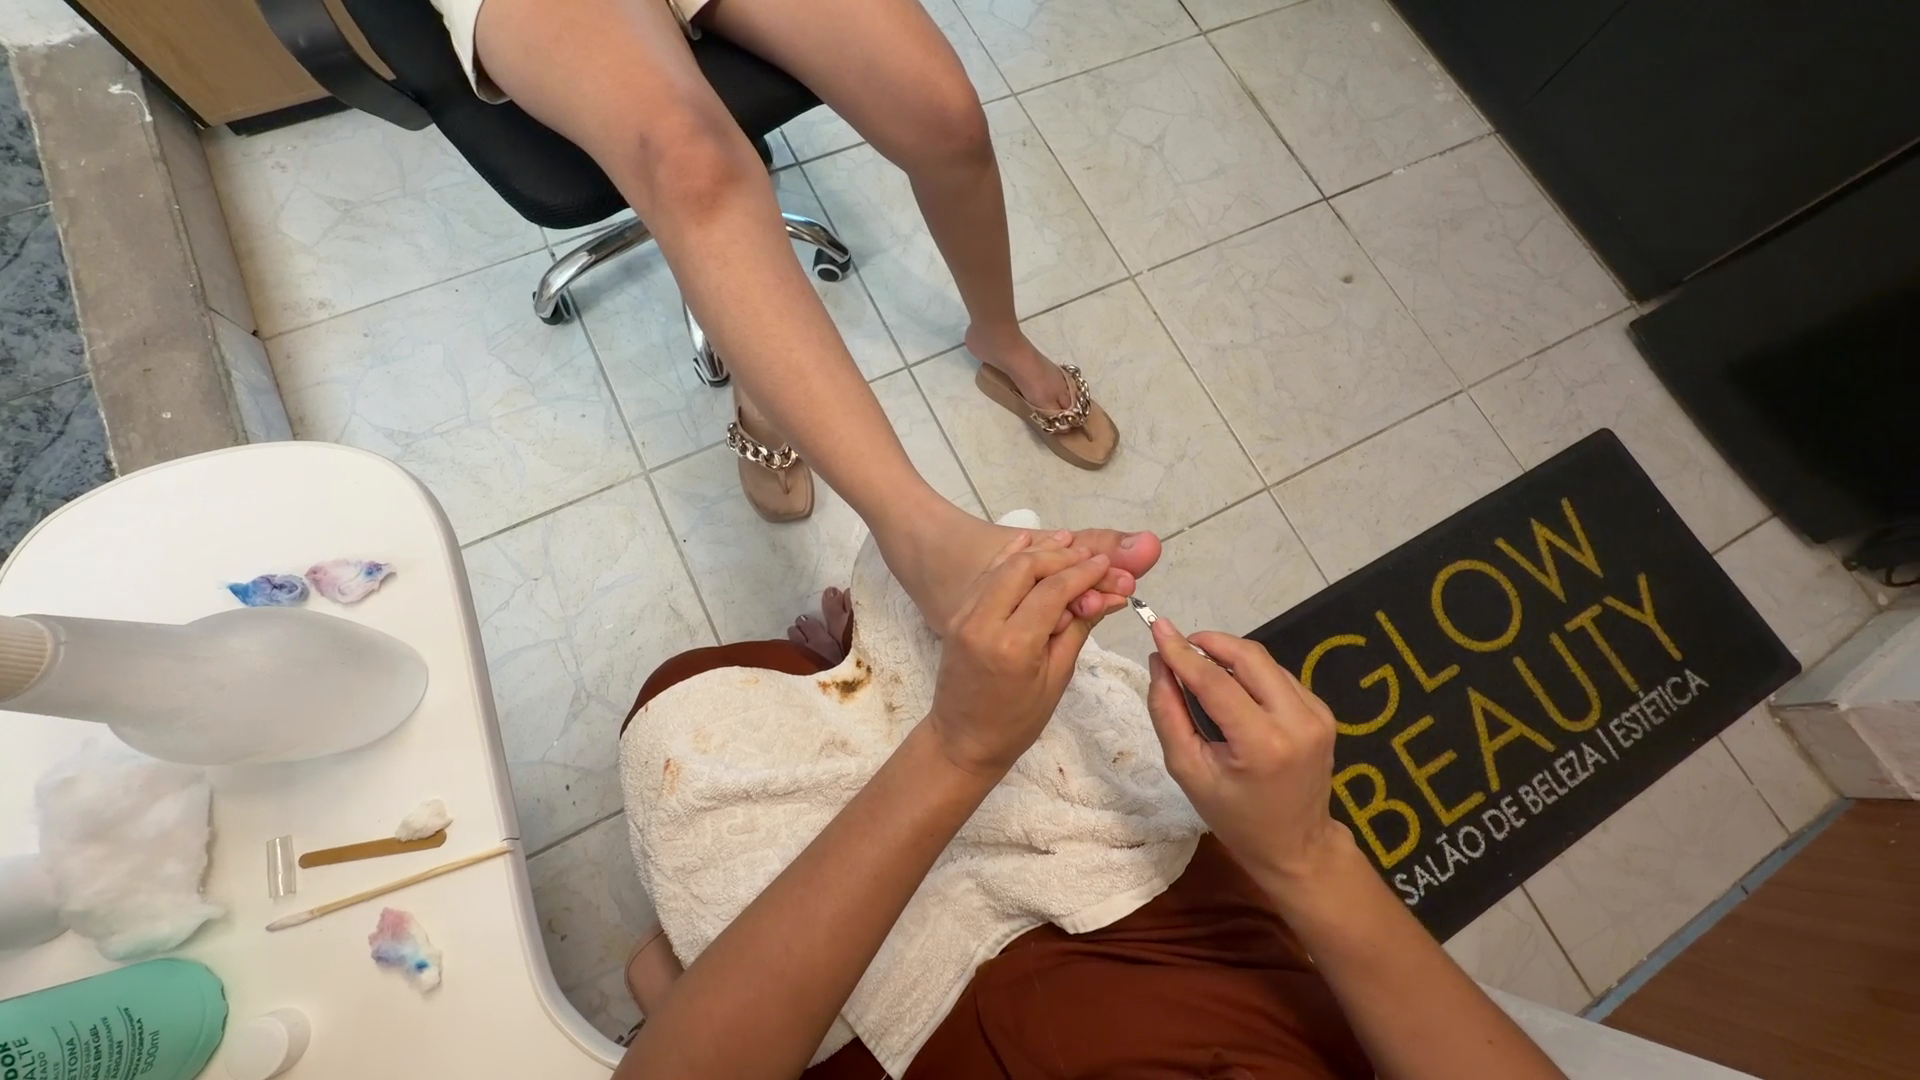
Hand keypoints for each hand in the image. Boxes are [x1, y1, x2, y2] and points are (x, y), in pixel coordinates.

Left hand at [927, 532, 1111, 777]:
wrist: (962, 739)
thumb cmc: (1017, 721)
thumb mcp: (1056, 678)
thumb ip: (1078, 629)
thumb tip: (1108, 595)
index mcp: (1012, 646)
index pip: (1052, 592)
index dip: (1082, 573)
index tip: (1105, 564)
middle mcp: (983, 623)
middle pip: (1025, 568)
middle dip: (1061, 556)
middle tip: (1090, 554)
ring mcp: (964, 616)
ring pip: (1003, 566)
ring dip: (1037, 551)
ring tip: (1067, 540)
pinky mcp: (957, 614)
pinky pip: (986, 576)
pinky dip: (1008, 557)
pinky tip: (1029, 542)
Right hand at [1146, 620, 1354, 889]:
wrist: (1296, 846)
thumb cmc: (1234, 815)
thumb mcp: (1187, 770)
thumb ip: (1168, 713)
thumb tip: (1160, 663)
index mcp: (1263, 744)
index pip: (1216, 682)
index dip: (1183, 653)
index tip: (1157, 628)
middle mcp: (1298, 722)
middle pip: (1248, 657)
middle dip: (1209, 642)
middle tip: (1179, 648)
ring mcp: (1317, 715)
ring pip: (1264, 662)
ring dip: (1228, 657)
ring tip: (1201, 672)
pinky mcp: (1322, 712)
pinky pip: (1277, 676)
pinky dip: (1248, 673)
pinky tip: (1232, 691)